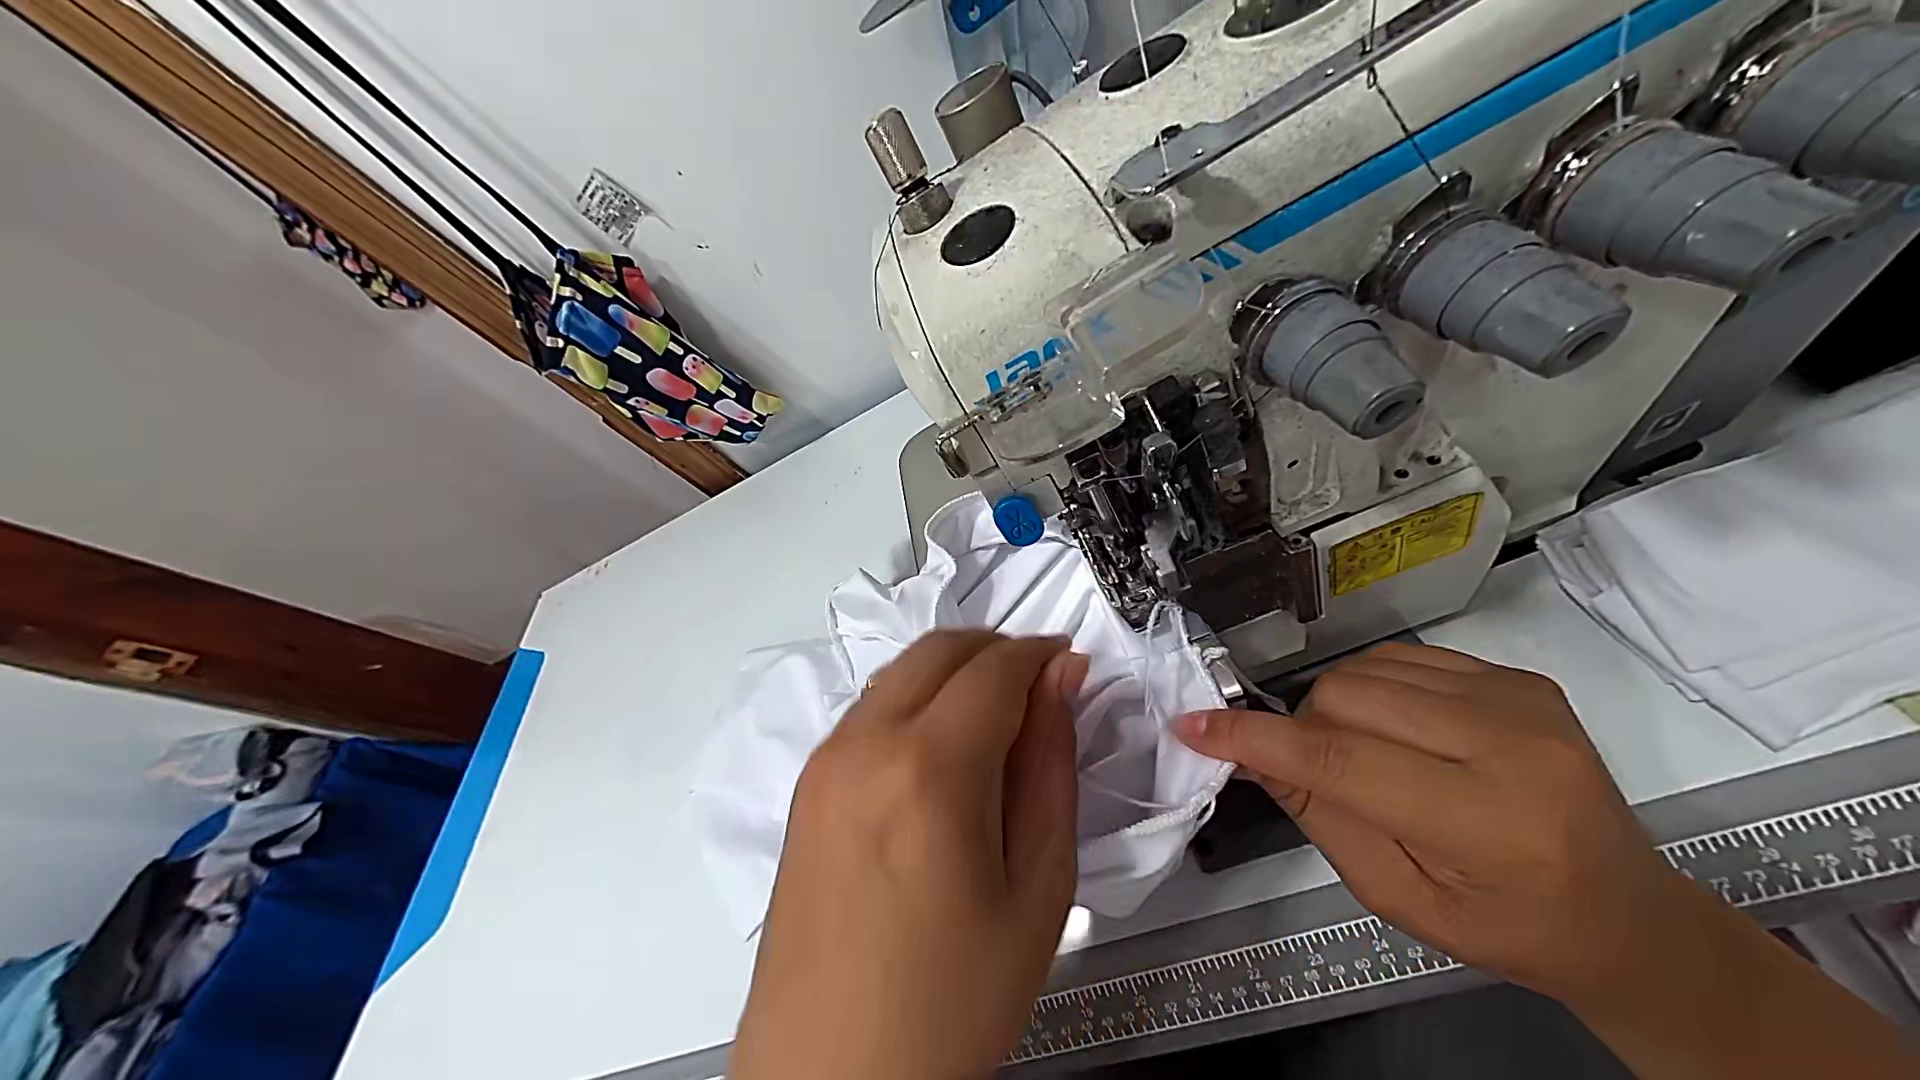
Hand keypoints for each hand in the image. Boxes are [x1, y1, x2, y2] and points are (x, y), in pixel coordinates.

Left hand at [730, 631, 1088, 1079]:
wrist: (833, 1076)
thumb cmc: (951, 1000)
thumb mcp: (1036, 889)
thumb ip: (1051, 766)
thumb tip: (1060, 683)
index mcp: (928, 769)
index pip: (994, 669)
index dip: (1040, 655)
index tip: (1071, 665)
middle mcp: (864, 745)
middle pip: (939, 650)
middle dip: (997, 649)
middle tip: (1040, 684)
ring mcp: (825, 761)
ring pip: (900, 671)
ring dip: (955, 672)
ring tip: (998, 717)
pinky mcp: (806, 785)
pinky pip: (870, 709)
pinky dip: (916, 700)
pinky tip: (943, 747)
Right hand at [1172, 643, 1679, 1003]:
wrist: (1627, 913)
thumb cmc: (1508, 925)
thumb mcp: (1396, 895)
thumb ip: (1317, 814)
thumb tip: (1247, 754)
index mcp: (1487, 823)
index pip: (1339, 760)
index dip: (1255, 738)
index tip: (1194, 725)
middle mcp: (1512, 745)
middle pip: (1344, 699)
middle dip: (1305, 729)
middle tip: (1323, 773)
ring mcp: (1521, 700)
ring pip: (1363, 670)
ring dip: (1338, 708)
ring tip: (1370, 754)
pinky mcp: (1518, 677)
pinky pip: (1399, 657)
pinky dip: (1373, 688)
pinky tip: (1401, 728)